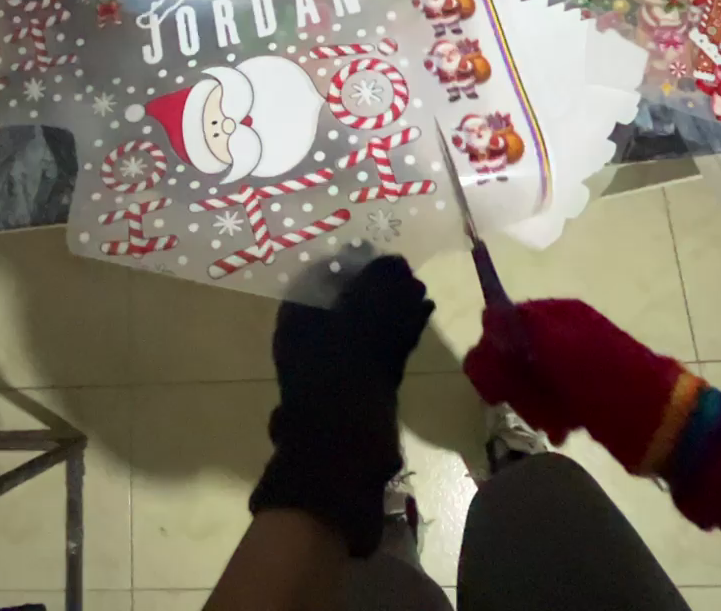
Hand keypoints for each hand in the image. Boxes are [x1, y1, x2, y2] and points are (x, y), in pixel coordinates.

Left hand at [250, 255, 433, 555]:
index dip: (347, 262)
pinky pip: (382, 348)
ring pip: (367, 324)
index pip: (319, 278)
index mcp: (297, 323)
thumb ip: (373, 296)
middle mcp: (312, 340)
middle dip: (376, 284)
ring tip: (419, 286)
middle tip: (405, 268)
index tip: (375, 252)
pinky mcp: (362, 387)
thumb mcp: (353, 337)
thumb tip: (390, 263)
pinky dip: (401, 330)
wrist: (337, 470)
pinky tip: (423, 311)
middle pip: (346, 300)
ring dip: (393, 305)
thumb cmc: (336, 394)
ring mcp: (338, 365)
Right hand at [463, 298, 720, 529]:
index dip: (494, 349)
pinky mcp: (580, 394)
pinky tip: (561, 429)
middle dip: (513, 381)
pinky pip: (546, 398)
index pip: (503, 320)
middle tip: (530, 406)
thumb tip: (488, 318)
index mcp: (557, 315)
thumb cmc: (611, 384)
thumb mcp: (561, 351)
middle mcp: (560, 334)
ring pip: (525, 379)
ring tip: (551, 422)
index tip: (497, 382)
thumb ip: (520, 331)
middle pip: (510, 351)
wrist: (667, 426)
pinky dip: (547, 413)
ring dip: (531, 402)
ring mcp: (571, 365)